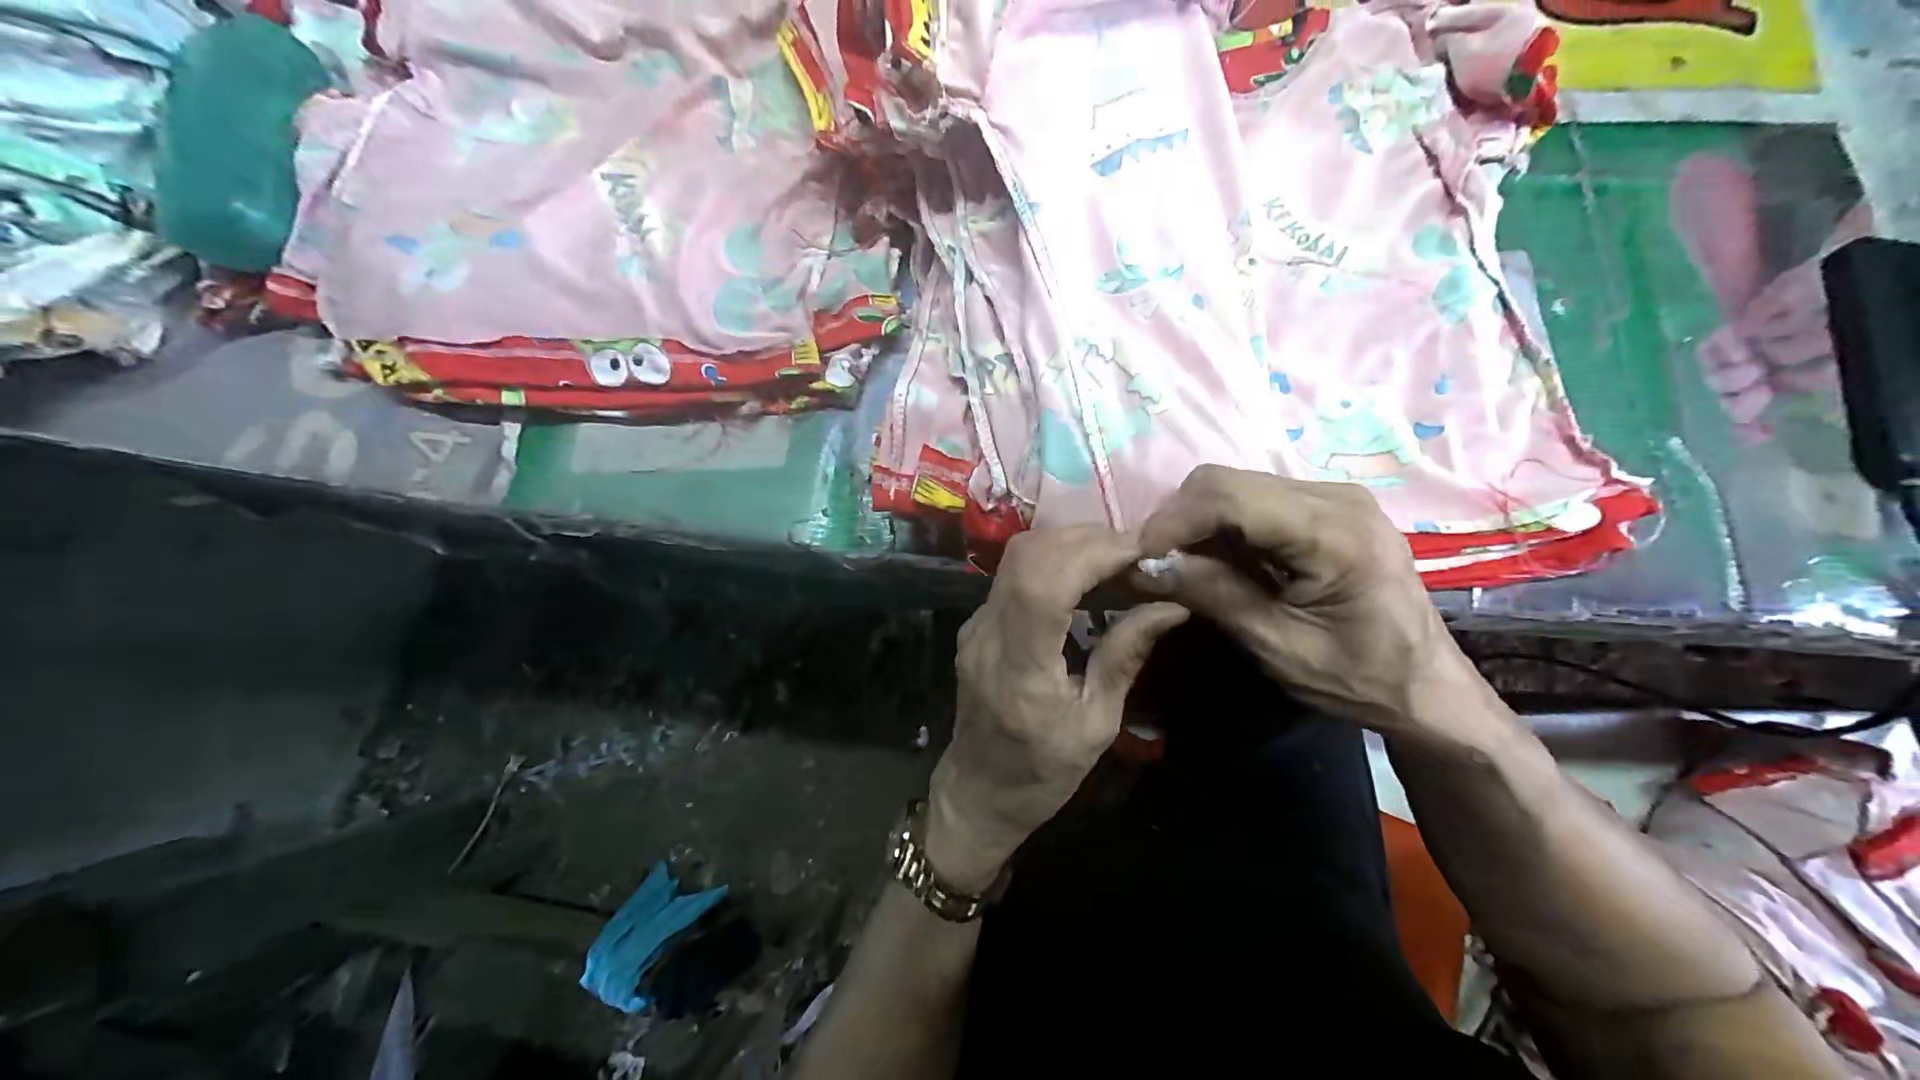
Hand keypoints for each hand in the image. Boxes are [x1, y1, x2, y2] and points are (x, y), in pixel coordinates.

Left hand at [926, 527, 1189, 892]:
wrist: (978, 792)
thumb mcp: (1096, 725)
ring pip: (1018, 556)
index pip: (1043, 583)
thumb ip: (1124, 656)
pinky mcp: (978, 623)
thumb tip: (1172, 605)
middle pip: (1028, 555)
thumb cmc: (1041, 773)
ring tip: (1121, 561)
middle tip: (1139, 554)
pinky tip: (1089, 577)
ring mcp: (977, 625)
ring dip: (1072, 545)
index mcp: (1019, 668)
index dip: (1094, 554)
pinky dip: (1056, 561)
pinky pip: (1015, 574)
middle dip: (1088, 540)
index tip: (1143, 552)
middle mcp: (988, 635)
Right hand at [1134, 465, 1482, 738]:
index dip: (1173, 522)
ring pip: (1235, 485)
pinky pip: (1254, 498)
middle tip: (1155, 566)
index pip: (1229, 497)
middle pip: (1226, 480)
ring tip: (1179, 566)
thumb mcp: (1276, 644)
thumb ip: (1212, 594)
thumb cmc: (1357, 678)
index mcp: (1333, 532)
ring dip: (1196, 522)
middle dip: (1178, 520)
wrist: (1427, 688)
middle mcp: (1335, 496)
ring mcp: (1333, 496)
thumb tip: (1144, 564)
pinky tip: (1215, 559)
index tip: (1138, 560)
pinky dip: (1221, 525)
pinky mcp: (1326, 507)